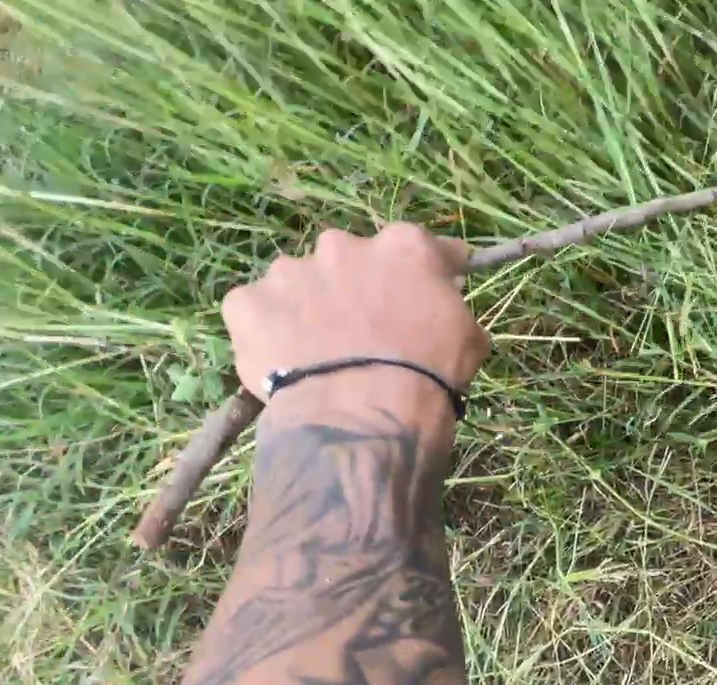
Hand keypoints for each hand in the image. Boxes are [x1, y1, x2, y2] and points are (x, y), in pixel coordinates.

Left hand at [223, 224, 488, 407]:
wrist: (366, 407)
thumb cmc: (432, 370)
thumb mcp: (471, 339)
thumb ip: (451, 309)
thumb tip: (441, 308)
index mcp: (404, 248)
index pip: (426, 246)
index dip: (435, 268)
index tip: (441, 285)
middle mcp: (341, 245)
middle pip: (353, 259)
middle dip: (363, 284)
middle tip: (376, 325)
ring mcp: (287, 271)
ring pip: (304, 283)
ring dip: (317, 305)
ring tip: (330, 347)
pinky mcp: (245, 301)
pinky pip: (265, 311)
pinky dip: (278, 329)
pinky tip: (297, 358)